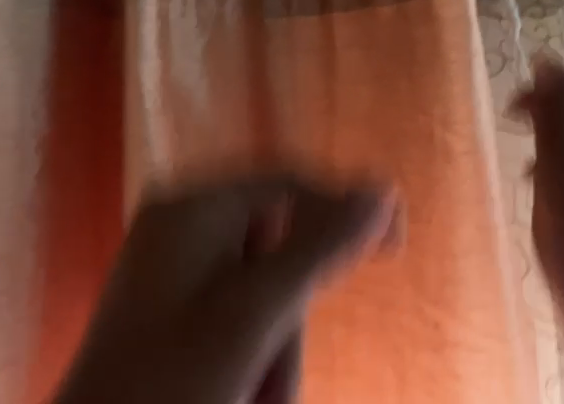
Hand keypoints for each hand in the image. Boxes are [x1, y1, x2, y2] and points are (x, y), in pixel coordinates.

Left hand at [52, 172, 399, 403]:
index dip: (345, 208)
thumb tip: (379, 188)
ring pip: (262, 299)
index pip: (290, 181)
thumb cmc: (168, 387)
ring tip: (245, 398)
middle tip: (267, 380)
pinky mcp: (170, 316)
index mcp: (190, 206)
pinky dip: (248, 364)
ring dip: (270, 356)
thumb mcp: (253, 317)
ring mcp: (171, 272)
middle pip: (278, 248)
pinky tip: (232, 396)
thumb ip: (319, 248)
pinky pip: (236, 324)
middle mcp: (179, 227)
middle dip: (290, 322)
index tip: (395, 248)